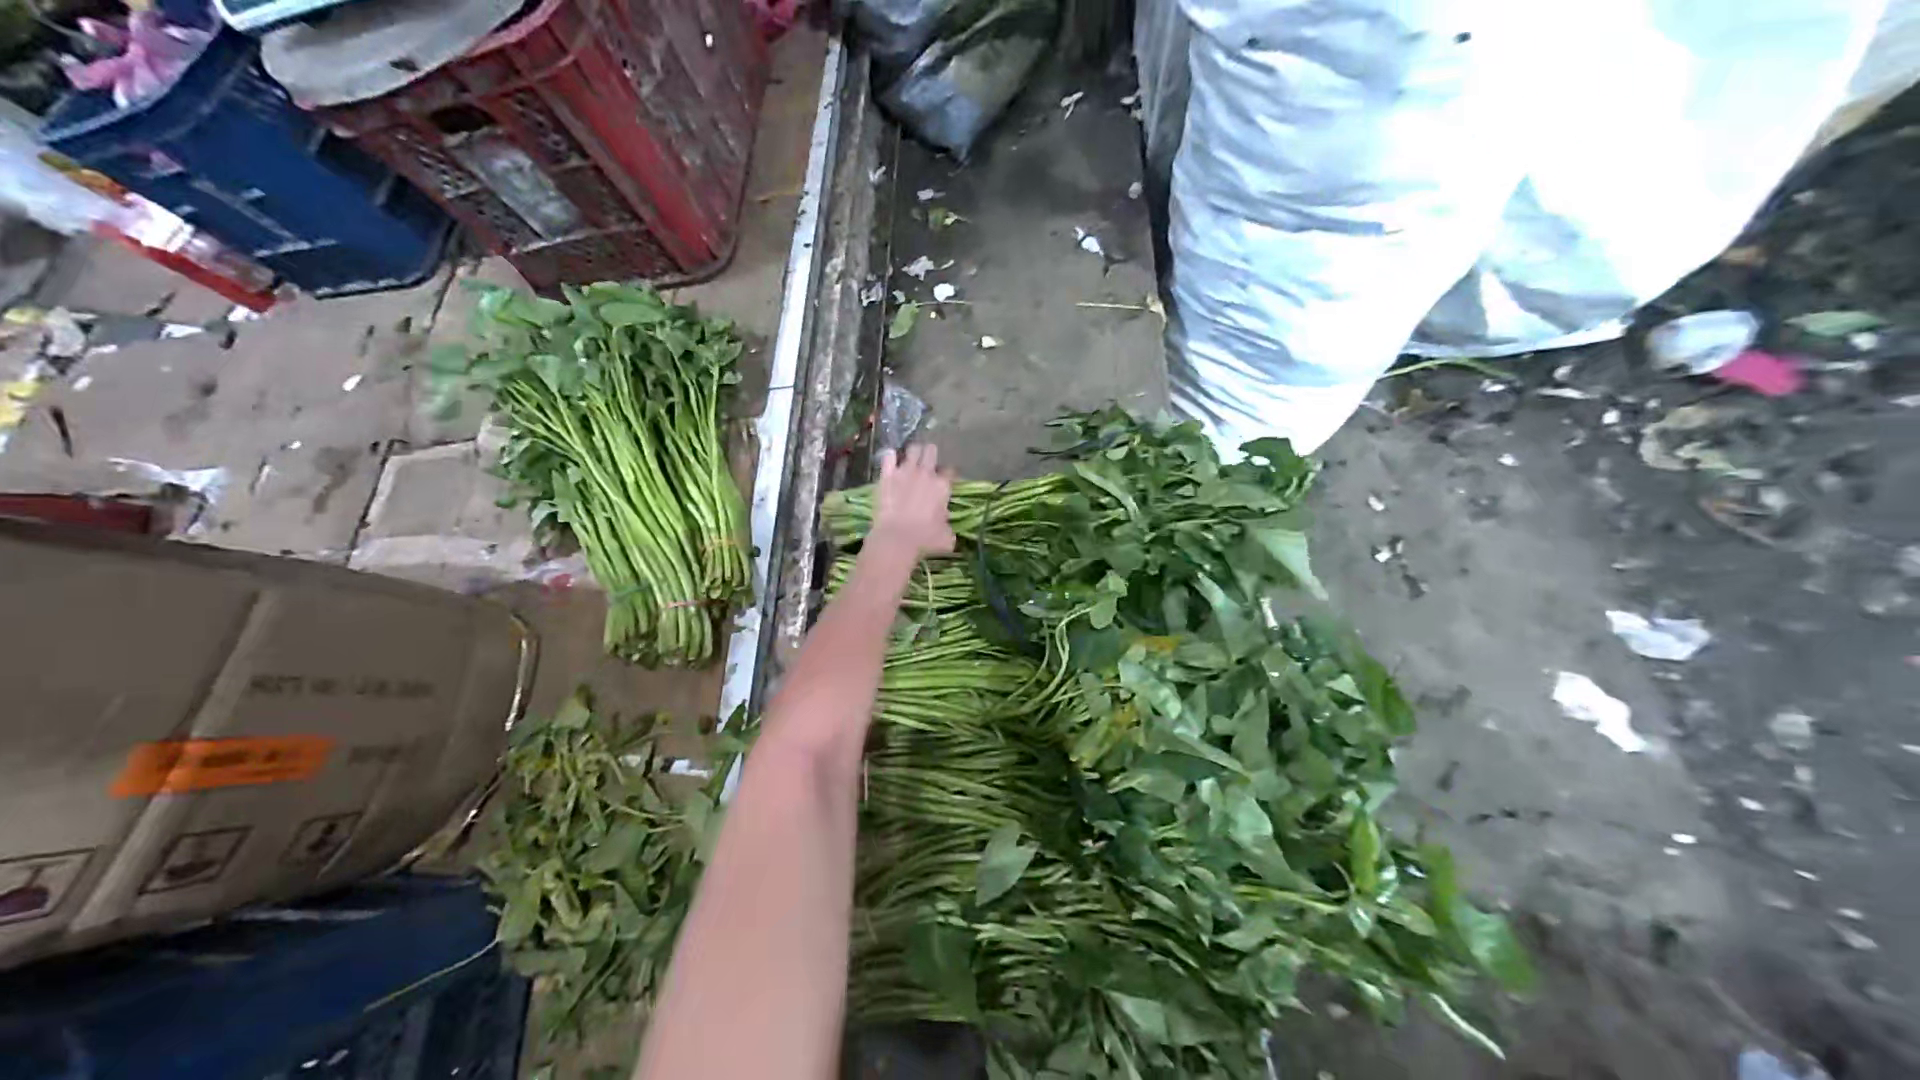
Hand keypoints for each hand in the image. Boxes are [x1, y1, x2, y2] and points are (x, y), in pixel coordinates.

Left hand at [869, 444, 954, 559]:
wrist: (897, 538)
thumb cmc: (926, 540)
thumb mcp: (946, 537)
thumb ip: (948, 527)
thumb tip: (946, 526)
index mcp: (943, 486)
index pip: (950, 471)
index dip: (948, 474)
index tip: (946, 478)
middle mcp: (926, 474)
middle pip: (931, 452)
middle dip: (930, 453)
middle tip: (928, 460)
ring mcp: (905, 471)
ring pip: (912, 449)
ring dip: (913, 452)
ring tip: (910, 457)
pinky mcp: (887, 475)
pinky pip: (888, 456)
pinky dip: (890, 456)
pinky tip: (890, 460)